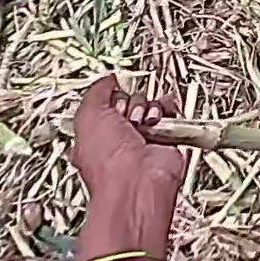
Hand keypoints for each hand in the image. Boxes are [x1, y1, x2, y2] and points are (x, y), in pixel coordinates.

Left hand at [60, 77, 185, 260]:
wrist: (138, 182)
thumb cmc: (107, 160)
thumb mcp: (88, 116)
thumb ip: (96, 92)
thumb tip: (109, 79)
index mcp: (97, 134)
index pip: (108, 101)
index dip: (112, 99)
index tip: (112, 104)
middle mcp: (120, 138)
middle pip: (131, 101)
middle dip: (131, 103)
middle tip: (129, 117)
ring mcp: (144, 139)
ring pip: (151, 105)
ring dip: (149, 108)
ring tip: (145, 122)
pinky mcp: (166, 140)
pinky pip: (171, 114)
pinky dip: (168, 112)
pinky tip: (159, 121)